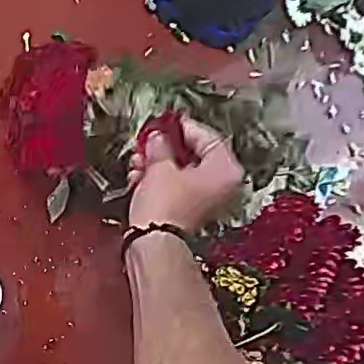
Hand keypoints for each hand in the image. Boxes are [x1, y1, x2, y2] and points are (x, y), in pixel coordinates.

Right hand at [127, 117, 242, 231]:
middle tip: (148, 140)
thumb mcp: (160, 166)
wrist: (152, 241)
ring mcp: (206, 200)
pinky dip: (158, 180)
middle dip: (165, 148)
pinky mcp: (189, 210)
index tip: (168, 121)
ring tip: (137, 160)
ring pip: (182, 171)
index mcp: (226, 170)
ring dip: (157, 164)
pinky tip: (139, 176)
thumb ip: (160, 145)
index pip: (208, 137)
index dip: (184, 128)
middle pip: (194, 155)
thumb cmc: (164, 205)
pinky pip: (177, 187)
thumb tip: (157, 137)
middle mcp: (222, 185)